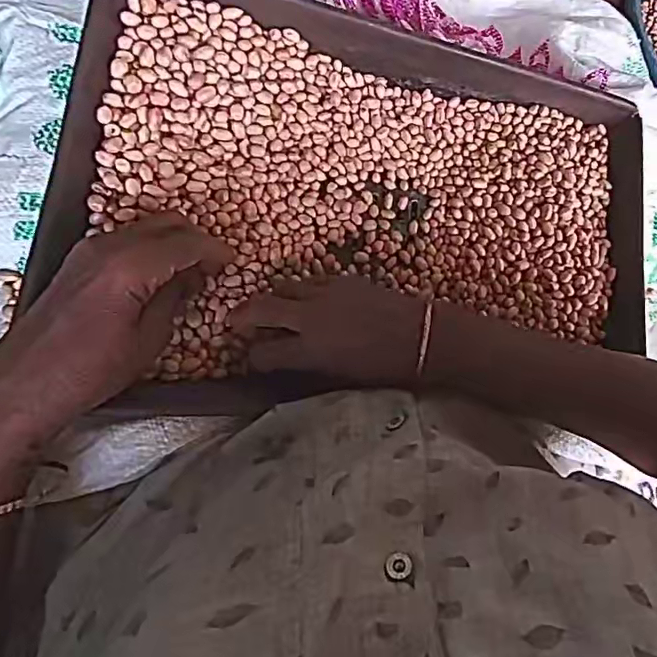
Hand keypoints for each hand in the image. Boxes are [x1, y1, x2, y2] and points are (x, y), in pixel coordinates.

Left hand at [0, 214, 230, 441]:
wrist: (23, 385)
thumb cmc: (89, 370)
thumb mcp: (149, 339)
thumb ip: (174, 298)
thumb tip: (191, 278)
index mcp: (129, 266)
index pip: (186, 242)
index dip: (215, 250)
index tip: (231, 263)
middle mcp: (107, 247)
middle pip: (167, 222)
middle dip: (197, 238)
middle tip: (214, 264)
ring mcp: (87, 250)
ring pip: (146, 227)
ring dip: (173, 241)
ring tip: (190, 271)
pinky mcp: (77, 261)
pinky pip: (126, 239)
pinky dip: (150, 247)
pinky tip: (159, 274)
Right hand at [228, 275, 427, 385]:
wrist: (421, 336)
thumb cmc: (385, 367)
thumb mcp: (343, 376)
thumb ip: (310, 366)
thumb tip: (290, 361)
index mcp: (309, 350)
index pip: (263, 354)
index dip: (253, 359)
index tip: (252, 360)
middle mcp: (310, 318)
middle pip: (260, 309)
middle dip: (243, 317)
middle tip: (236, 322)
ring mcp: (326, 294)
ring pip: (283, 288)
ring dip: (272, 298)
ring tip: (269, 307)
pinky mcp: (344, 280)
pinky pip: (310, 280)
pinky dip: (301, 289)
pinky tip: (306, 298)